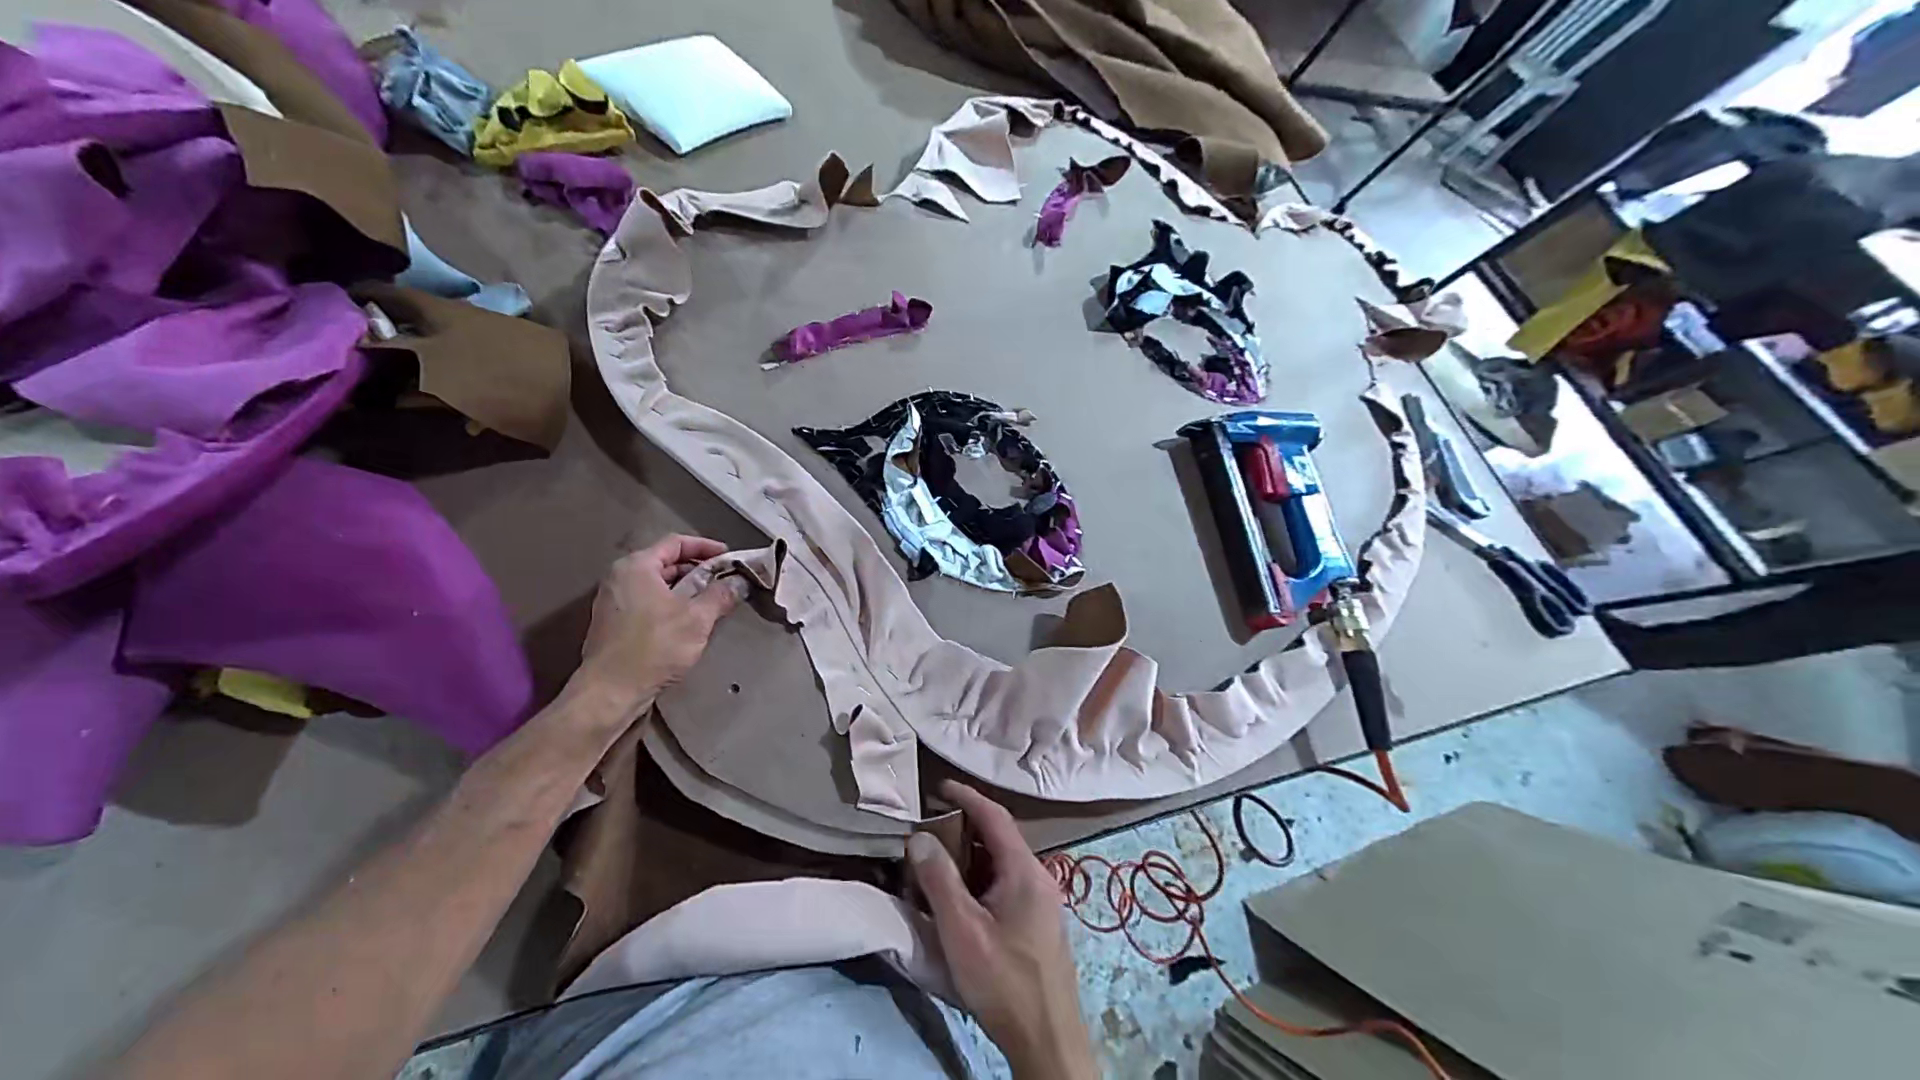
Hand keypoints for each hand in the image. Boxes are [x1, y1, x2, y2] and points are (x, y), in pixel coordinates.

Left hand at [571, 535, 747, 715]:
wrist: (610, 692)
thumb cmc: (653, 648)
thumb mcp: (697, 618)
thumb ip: (721, 595)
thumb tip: (739, 582)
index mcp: (636, 567)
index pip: (676, 542)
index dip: (706, 547)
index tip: (729, 557)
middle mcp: (620, 578)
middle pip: (666, 562)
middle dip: (698, 570)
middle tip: (725, 581)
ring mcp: (613, 601)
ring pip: (657, 585)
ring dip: (686, 590)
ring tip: (713, 602)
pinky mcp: (613, 624)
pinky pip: (647, 603)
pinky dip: (671, 605)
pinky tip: (689, 622)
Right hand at [909, 780, 1097, 1079]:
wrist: (1047, 1039)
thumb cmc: (1003, 981)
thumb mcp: (962, 930)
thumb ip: (939, 879)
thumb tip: (920, 837)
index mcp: (1025, 871)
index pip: (995, 816)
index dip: (967, 796)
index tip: (940, 786)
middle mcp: (1039, 878)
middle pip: (999, 839)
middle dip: (964, 828)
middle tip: (929, 830)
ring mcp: (1043, 902)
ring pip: (1002, 864)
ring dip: (971, 857)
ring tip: (938, 863)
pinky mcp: (1039, 924)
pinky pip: (1007, 884)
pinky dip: (981, 879)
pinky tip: (961, 899)